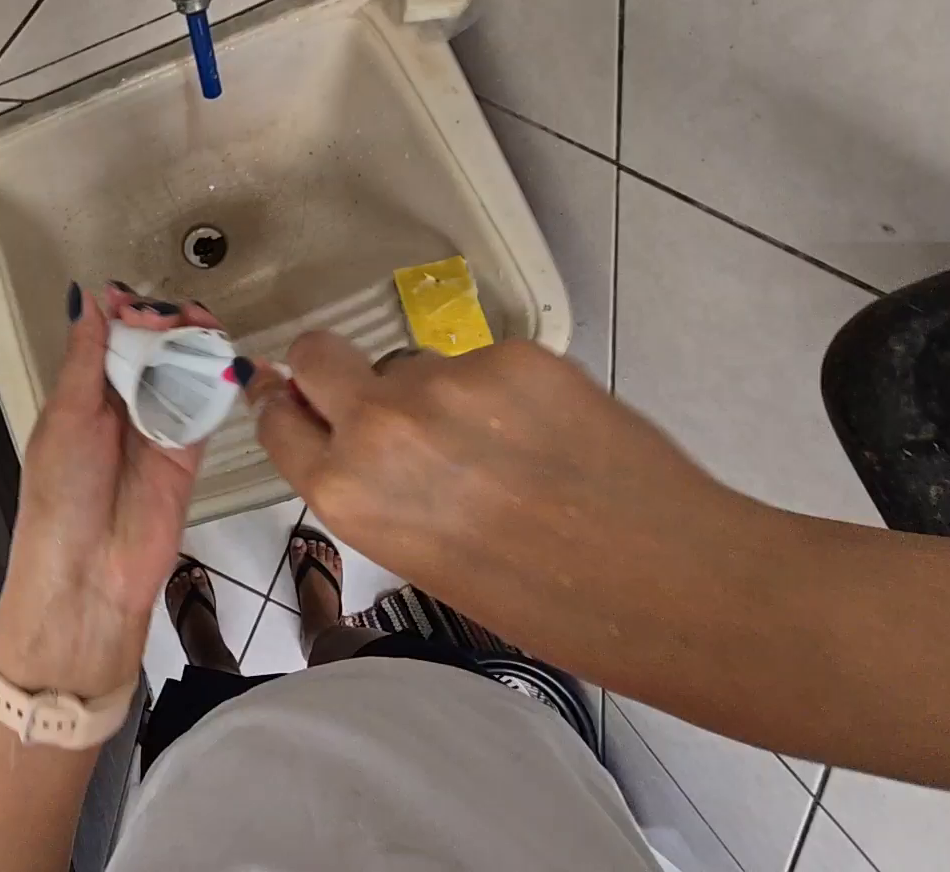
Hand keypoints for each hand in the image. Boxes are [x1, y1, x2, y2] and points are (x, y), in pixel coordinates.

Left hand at [0, 283, 220, 699]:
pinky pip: (205, 404)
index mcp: (83, 393)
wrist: (90, 574)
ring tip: (196, 321)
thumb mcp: (65, 417)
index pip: (110, 338)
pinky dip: (214, 375)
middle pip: (151, 348)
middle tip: (164, 317)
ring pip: (181, 369)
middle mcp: (121, 404)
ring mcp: (158, 425)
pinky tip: (217, 352)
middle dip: (161, 322)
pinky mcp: (190, 449)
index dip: (124, 314)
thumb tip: (88, 297)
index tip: (130, 301)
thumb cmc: (61, 492)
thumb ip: (86, 357)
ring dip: (190, 340)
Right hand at [236, 333, 725, 578]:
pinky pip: (476, 361)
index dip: (284, 407)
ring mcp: (445, 381)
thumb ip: (364, 484)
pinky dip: (494, 389)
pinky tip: (540, 430)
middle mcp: (377, 425)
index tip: (296, 402)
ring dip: (429, 391)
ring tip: (493, 441)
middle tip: (367, 391)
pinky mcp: (513, 354)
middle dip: (325, 366)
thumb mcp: (411, 551)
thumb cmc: (530, 598)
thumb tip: (344, 432)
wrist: (672, 587)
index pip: (276, 418)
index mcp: (344, 491)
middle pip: (314, 352)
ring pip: (408, 362)